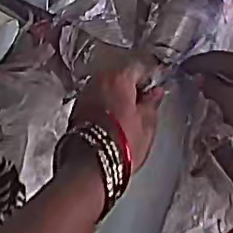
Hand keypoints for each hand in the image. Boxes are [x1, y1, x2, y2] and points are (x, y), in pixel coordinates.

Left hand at [71, 55, 164, 174]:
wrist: (91, 165)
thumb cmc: (121, 144)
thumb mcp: (146, 124)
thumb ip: (152, 104)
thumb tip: (155, 94)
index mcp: (120, 78)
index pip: (139, 67)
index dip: (150, 77)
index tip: (155, 86)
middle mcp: (99, 80)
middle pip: (119, 75)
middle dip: (131, 86)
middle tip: (143, 101)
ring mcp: (86, 93)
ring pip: (106, 86)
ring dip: (116, 94)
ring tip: (128, 113)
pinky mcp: (76, 108)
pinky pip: (95, 98)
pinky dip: (104, 104)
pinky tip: (112, 119)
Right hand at [184, 51, 232, 144]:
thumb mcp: (229, 103)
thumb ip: (212, 87)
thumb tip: (199, 77)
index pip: (213, 58)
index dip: (196, 63)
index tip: (182, 68)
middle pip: (225, 60)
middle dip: (208, 68)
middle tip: (192, 76)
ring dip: (221, 75)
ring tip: (207, 85)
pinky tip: (227, 91)